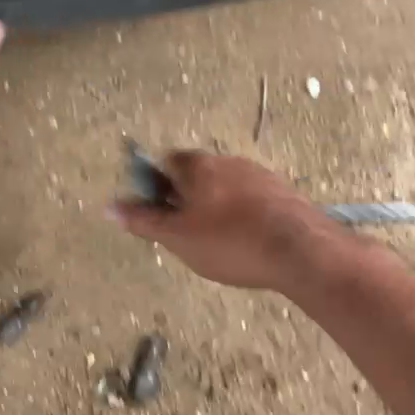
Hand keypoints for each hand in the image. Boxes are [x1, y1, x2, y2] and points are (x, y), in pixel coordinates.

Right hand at [111, 151, 357, 293]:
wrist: (305, 253)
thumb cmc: (230, 241)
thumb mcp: (176, 237)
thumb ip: (142, 220)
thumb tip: (109, 206)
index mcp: (197, 164)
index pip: (164, 161)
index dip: (154, 185)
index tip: (157, 213)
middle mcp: (228, 160)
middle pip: (195, 173)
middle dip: (184, 198)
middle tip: (183, 231)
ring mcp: (260, 175)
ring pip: (224, 186)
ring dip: (214, 207)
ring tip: (216, 242)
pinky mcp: (285, 194)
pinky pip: (250, 199)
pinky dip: (241, 215)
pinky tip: (246, 242)